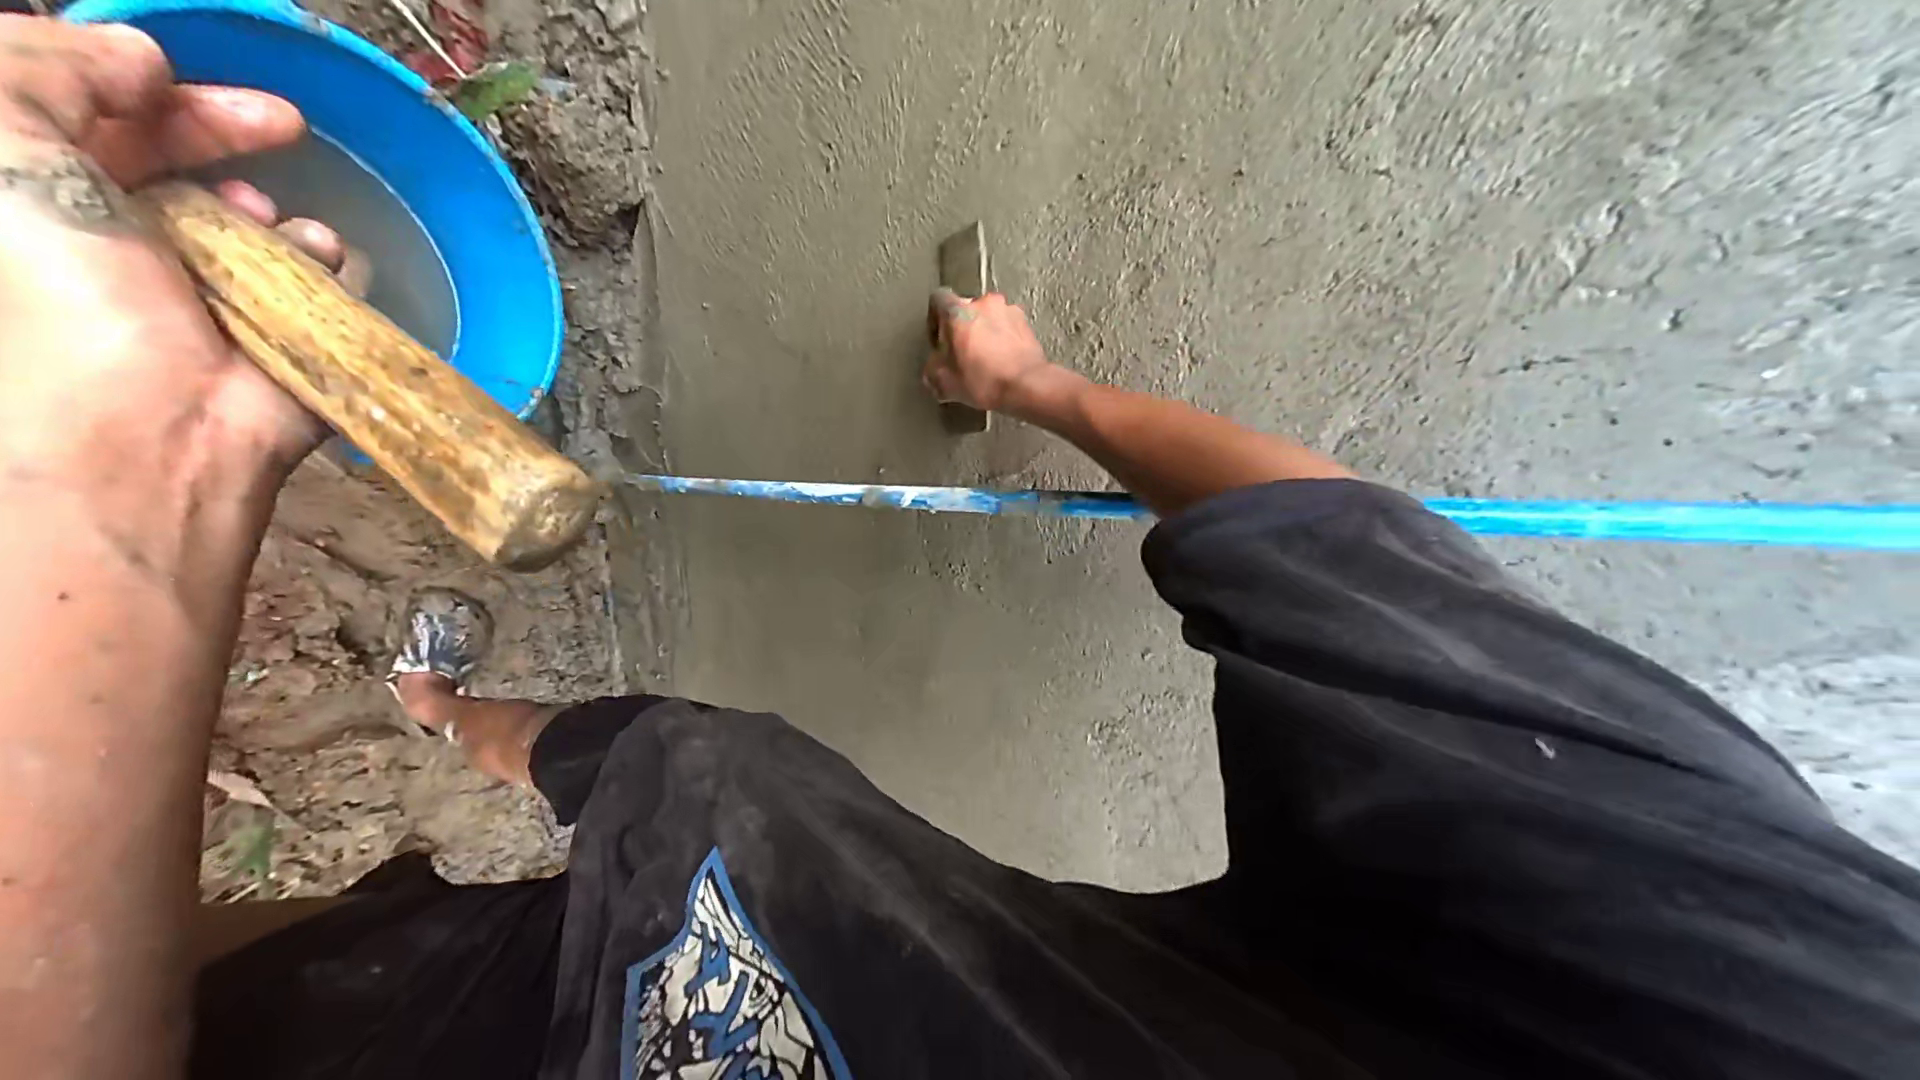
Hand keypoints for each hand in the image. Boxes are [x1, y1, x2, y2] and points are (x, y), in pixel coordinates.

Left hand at [0, 15, 339, 487]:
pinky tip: (315, 265)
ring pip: (253, 219)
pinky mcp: (287, 328)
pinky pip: (317, 277)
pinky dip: (322, 262)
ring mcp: (211, 287)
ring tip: (268, 227)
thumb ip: (38, 69)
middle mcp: (120, 236)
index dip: (127, 79)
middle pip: (177, 160)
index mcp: (39, 195)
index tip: (174, 69)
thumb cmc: (56, 287)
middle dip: (222, 131)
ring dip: (267, 210)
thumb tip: (135, 55)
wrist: (157, 418)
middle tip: (284, 123)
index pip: (82, 114)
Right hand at [923, 288, 1055, 411]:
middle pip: (965, 310)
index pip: (937, 300)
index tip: (938, 338)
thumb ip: (932, 370)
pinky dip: (1003, 340)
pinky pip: (1008, 327)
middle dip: (962, 329)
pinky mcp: (1026, 324)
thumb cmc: (984, 380)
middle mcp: (983, 303)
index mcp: (957, 311)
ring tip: (985, 360)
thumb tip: (933, 371)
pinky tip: (1002, 362)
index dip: (934, 320)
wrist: (1026, 386)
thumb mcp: (945, 382)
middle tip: (961, 354)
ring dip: (984, 333)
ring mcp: (1008, 311)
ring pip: (989, 318)